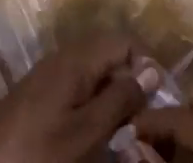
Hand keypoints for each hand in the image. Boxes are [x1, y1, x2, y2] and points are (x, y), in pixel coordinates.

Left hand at [0, 35, 157, 162]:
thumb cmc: (35, 152)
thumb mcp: (85, 133)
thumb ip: (119, 100)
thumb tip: (152, 71)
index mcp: (76, 58)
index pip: (125, 40)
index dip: (146, 64)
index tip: (157, 100)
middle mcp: (63, 57)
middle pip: (110, 54)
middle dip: (130, 81)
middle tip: (139, 119)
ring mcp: (48, 75)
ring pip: (95, 73)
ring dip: (112, 96)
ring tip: (119, 130)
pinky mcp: (39, 95)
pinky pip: (77, 87)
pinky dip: (92, 105)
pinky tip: (93, 131)